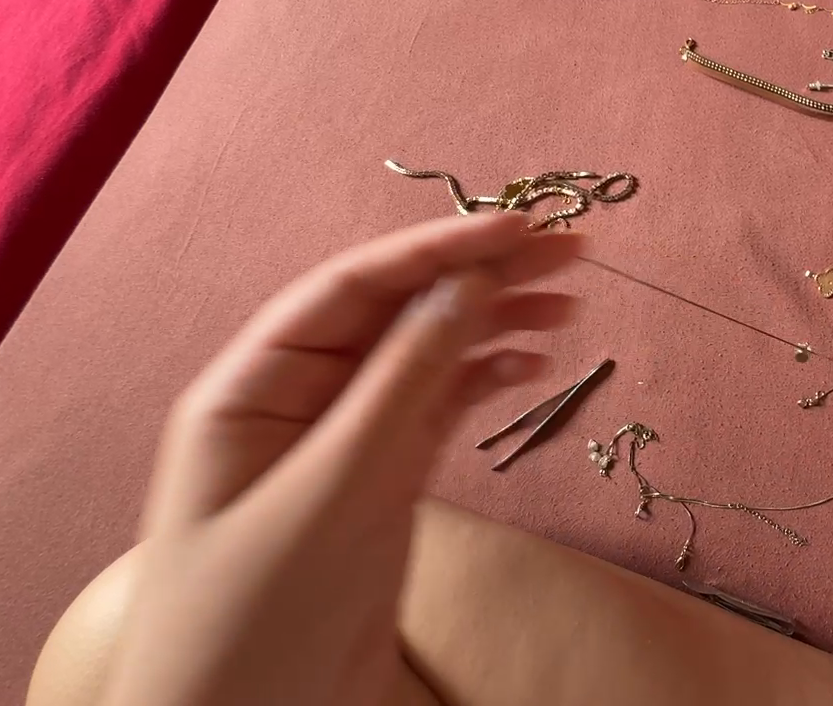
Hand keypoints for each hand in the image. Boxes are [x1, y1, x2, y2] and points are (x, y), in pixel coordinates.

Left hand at [100, 214, 581, 705]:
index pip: (357, 285)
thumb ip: (408, 373)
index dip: (440, 247)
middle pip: (407, 307)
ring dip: (503, 320)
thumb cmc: (268, 606)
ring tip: (571, 307)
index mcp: (257, 381)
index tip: (521, 227)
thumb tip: (472, 280)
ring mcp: (355, 424)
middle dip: (488, 274)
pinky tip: (536, 367)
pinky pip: (450, 394)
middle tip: (574, 251)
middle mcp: (307, 388)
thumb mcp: (343, 479)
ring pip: (437, 346)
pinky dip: (495, 374)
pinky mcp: (393, 458)